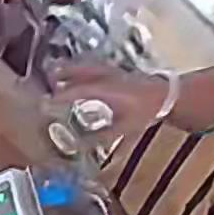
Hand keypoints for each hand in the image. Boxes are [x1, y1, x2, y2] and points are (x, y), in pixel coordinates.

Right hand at [52, 64, 169, 140]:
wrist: (168, 96)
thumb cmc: (145, 112)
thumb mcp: (122, 128)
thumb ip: (99, 137)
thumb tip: (78, 147)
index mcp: (106, 90)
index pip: (78, 91)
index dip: (60, 97)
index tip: (45, 102)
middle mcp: (107, 78)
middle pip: (81, 72)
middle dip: (63, 74)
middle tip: (48, 77)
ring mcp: (114, 73)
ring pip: (88, 67)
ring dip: (73, 69)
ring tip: (58, 71)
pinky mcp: (119, 73)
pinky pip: (96, 68)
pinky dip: (84, 69)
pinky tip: (80, 74)